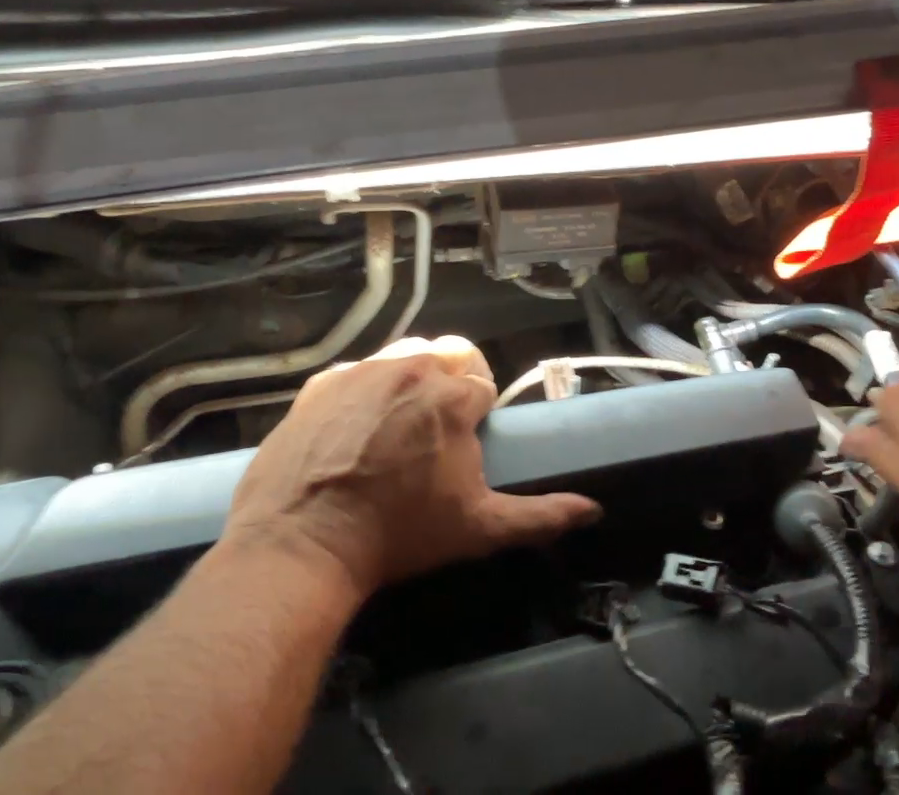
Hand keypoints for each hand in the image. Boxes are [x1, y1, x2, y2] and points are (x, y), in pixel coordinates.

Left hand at [223, 336, 601, 595]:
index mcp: (453, 396)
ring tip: (401, 424)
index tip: (466, 445)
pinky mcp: (320, 383)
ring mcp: (360, 372)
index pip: (484, 386)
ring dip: (413, 379)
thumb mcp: (478, 528)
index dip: (480, 414)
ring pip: (403, 355)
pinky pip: (357, 373)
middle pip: (449, 355)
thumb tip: (594, 510)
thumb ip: (541, 515)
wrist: (303, 544)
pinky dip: (366, 391)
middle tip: (440, 427)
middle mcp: (410, 368)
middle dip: (454, 381)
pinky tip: (355, 431)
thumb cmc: (401, 534)